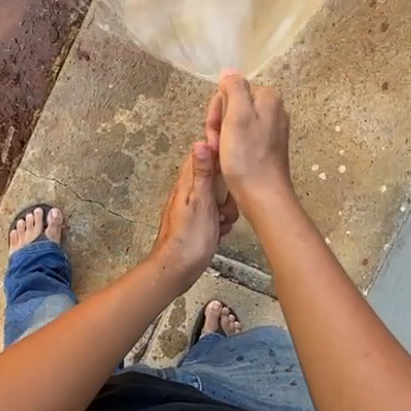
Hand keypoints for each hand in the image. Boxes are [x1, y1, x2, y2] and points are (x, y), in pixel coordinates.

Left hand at [149, 141, 236, 291]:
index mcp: (187, 181)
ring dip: (226, 210)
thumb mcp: (200, 201)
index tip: (233, 146)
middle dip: (227, 190)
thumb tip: (201, 141)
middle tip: (225, 206)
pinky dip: (221, 223)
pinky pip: (217, 215)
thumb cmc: (190, 238)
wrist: (177, 270)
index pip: (203, 151)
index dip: (218, 145)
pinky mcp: (199, 222)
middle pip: (217, 176)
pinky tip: (218, 233)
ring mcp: (194, 207)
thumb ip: (202, 173)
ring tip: (221, 223)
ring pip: (220, 198)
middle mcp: (189, 190)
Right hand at [205, 68, 292, 211]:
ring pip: (234, 124)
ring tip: (220, 155)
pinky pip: (242, 139)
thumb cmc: (247, 156)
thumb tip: (228, 71)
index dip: (216, 110)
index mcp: (268, 98)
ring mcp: (270, 130)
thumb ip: (233, 88)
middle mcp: (273, 110)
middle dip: (218, 124)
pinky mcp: (266, 148)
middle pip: (232, 106)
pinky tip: (228, 161)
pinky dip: (231, 148)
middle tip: (216, 144)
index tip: (215, 130)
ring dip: (222, 138)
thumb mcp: (236, 116)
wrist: (262, 196)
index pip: (230, 90)